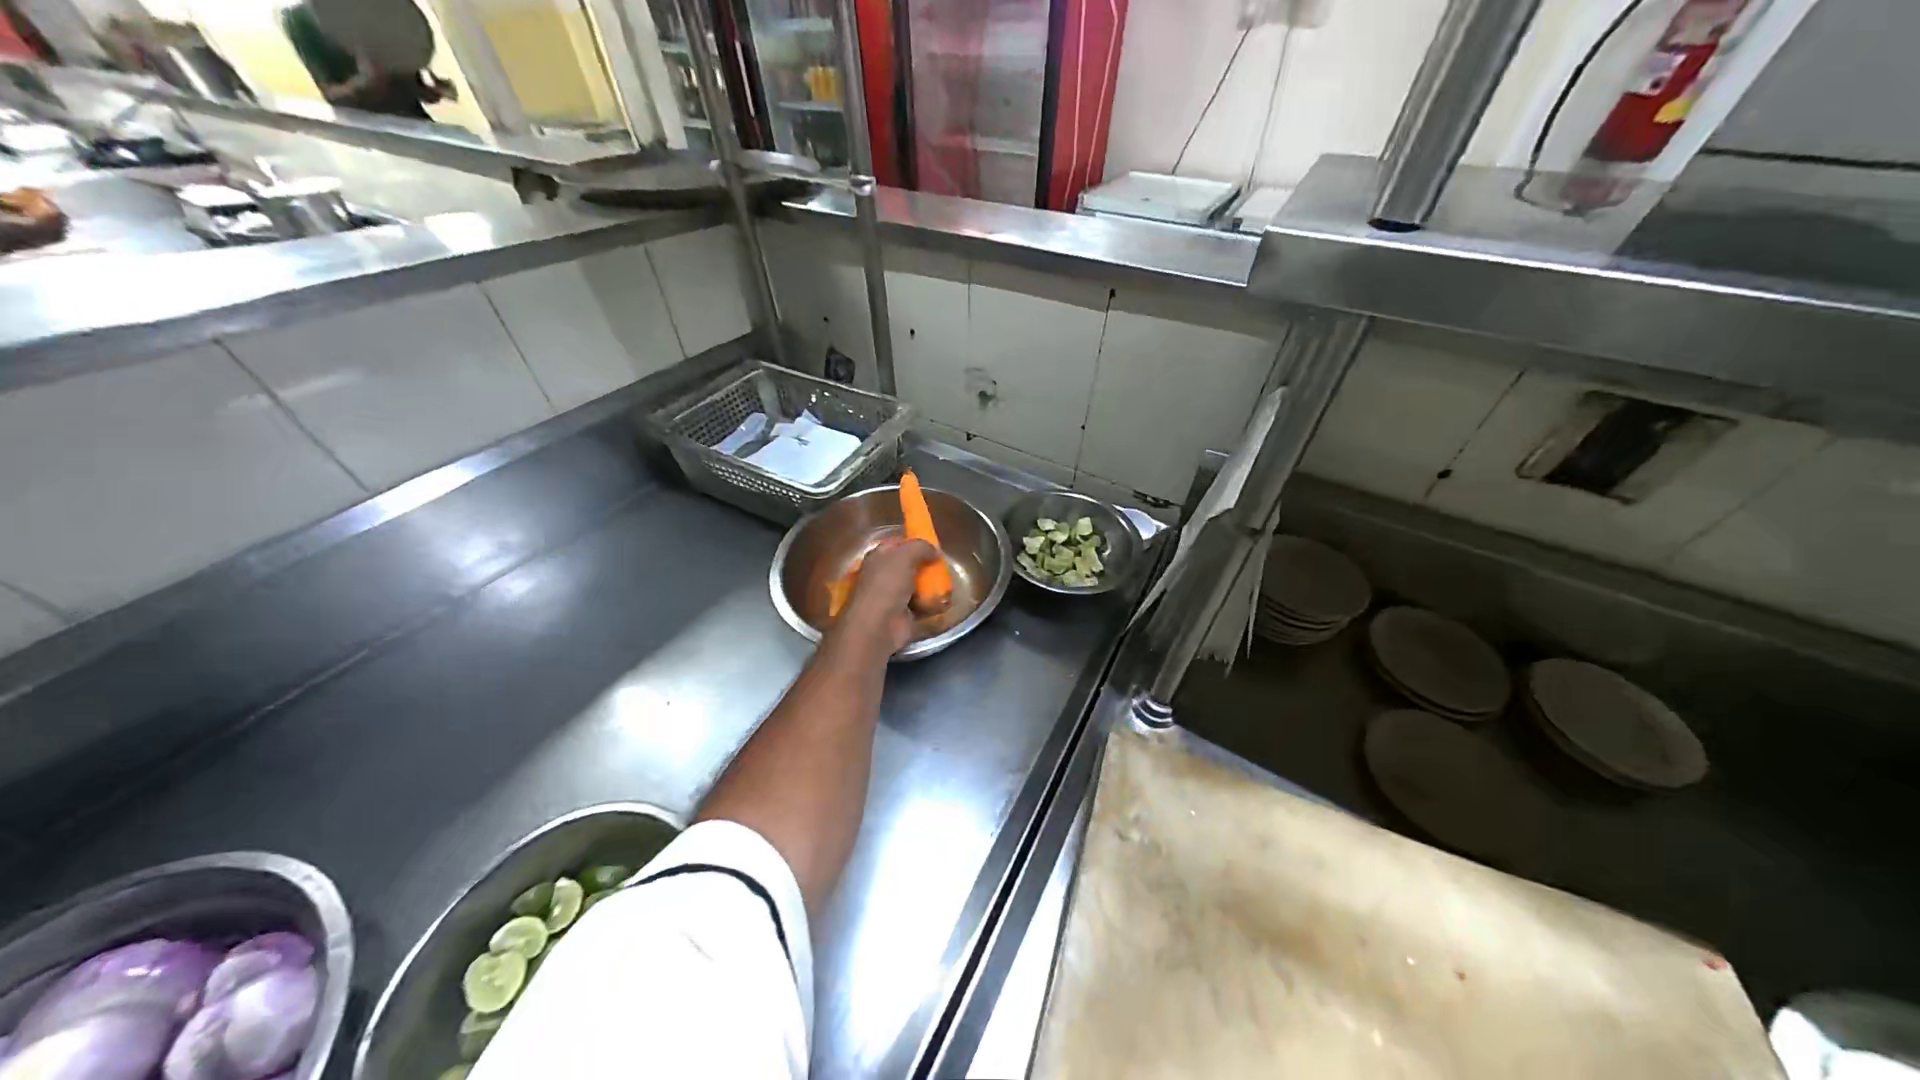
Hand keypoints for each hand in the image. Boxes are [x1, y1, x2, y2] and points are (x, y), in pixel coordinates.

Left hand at [832, 538, 938, 655]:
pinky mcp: (903, 615)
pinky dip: (932, 604)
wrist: (879, 625)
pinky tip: (945, 600)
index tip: (933, 545)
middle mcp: (883, 575)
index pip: (897, 544)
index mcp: (878, 557)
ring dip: (931, 586)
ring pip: (916, 586)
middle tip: (943, 565)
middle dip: (925, 565)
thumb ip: (921, 547)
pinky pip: (921, 606)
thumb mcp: (905, 556)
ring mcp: (893, 596)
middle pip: (908, 566)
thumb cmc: (887, 584)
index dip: (914, 543)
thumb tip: (935, 551)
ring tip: (948, 582)